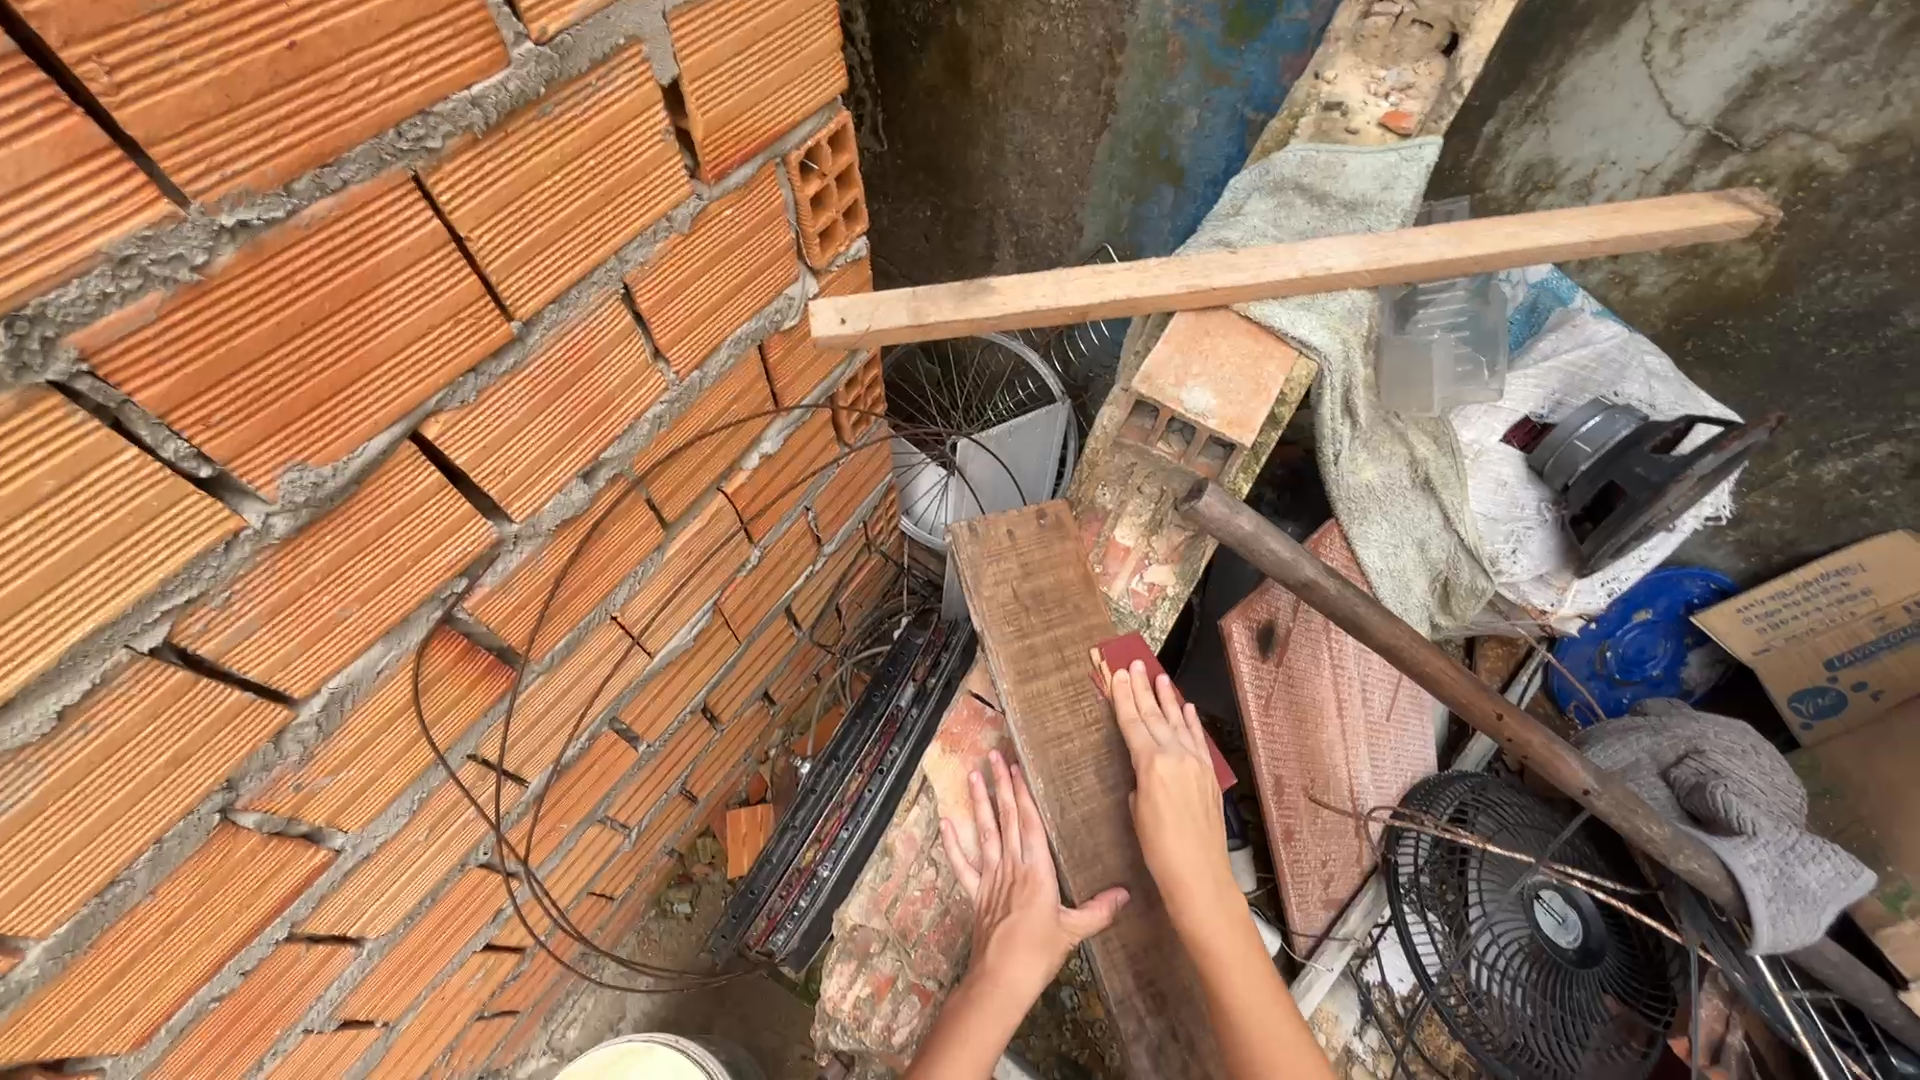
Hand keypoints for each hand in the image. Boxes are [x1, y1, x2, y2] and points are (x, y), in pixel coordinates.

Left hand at [939, 750, 1129, 1002]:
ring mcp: (990, 878)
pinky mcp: (975, 893)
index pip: (1029, 823)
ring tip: (972, 775)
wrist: (1001, 978)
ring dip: (979, 803)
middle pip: (1006, 818)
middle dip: (1000, 786)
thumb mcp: (1074, 931)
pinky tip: (946, 821)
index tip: (1016, 768)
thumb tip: (1125, 893)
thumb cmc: (1039, 954)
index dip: (1022, 793)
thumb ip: (1099, 910)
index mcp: (1037, 871)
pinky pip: (962, 864)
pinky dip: (953, 842)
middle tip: (993, 757)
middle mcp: (1012, 867)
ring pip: (985, 832)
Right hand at [1109, 660, 1232, 925]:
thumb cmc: (1158, 849)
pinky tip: (1186, 707)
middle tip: (1134, 664)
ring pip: (1177, 722)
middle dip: (1143, 689)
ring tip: (1159, 676)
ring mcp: (1195, 763)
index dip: (1124, 697)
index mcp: (1152, 764)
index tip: (1119, 675)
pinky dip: (1190, 721)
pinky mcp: (1208, 775)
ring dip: (1167, 698)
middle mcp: (1175, 756)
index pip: (1133, 722)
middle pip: (1154, 716)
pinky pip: (1197, 740)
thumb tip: (1144, 771)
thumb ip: (1139, 781)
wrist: (1199, 874)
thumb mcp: (1136, 811)